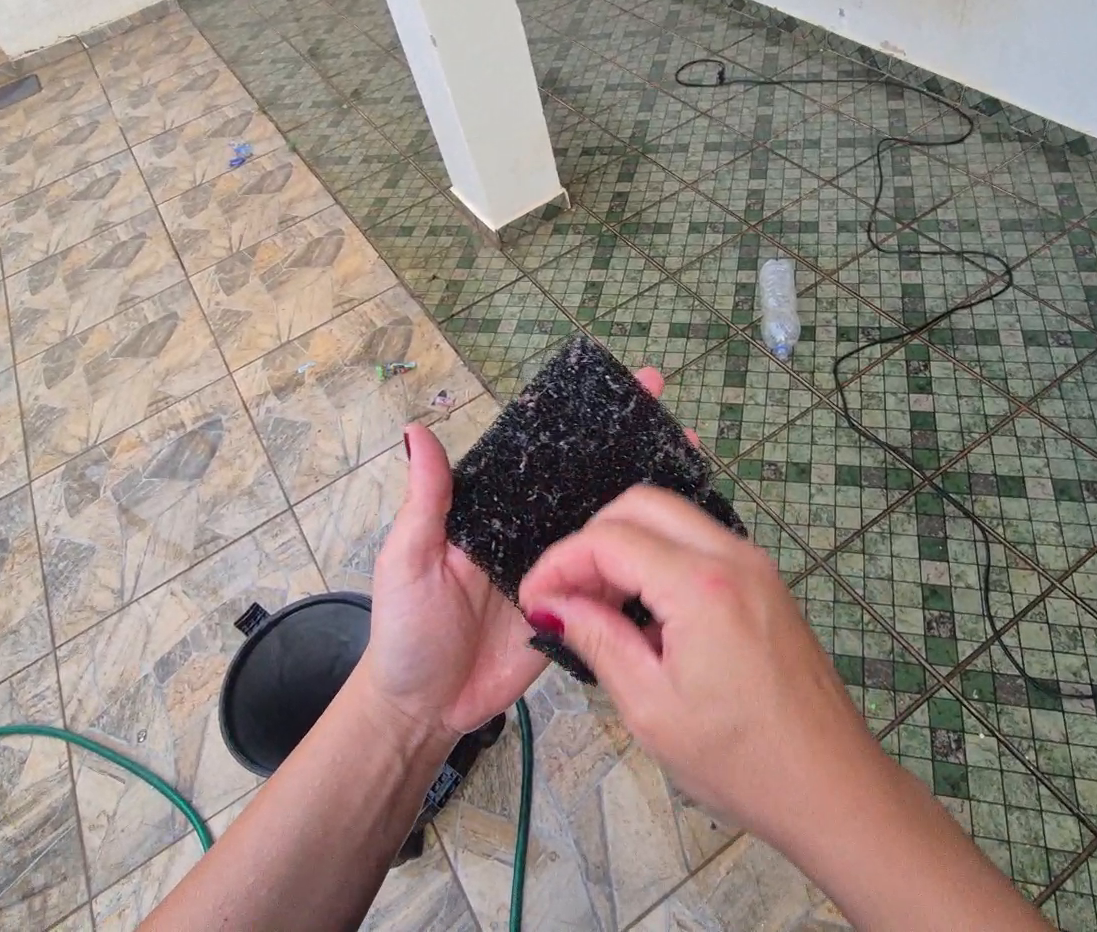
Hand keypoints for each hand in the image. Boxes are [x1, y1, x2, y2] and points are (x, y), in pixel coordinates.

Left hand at [360, 368, 688, 741]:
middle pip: (586, 482)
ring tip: (689, 458)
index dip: (580, 420)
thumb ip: (426, 501)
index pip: (542, 454)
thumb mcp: (408, 558)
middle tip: (670, 412)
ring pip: (609, 526)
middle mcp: (534, 531)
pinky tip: (680, 537)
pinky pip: (615, 579)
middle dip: (628, 445)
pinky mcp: (580, 609)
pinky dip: (646, 558)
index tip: (621, 387)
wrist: (428, 709)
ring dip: (646, 494)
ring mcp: (562, 569)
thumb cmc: (407, 630)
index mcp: (498, 510)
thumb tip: (418, 429)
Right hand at [513, 485, 879, 840]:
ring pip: (673, 516)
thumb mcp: (651, 708)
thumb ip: (598, 640)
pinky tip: (646, 610)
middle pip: (643, 503)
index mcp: (702, 585)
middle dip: (592, 538)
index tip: (535, 598)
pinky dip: (661, 556)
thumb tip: (553, 604)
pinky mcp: (765, 580)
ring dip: (628, 544)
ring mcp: (756, 563)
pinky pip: (699, 541)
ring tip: (602, 605)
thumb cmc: (740, 760)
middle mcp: (733, 555)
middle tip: (568, 594)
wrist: (832, 785)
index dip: (560, 561)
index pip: (610, 539)